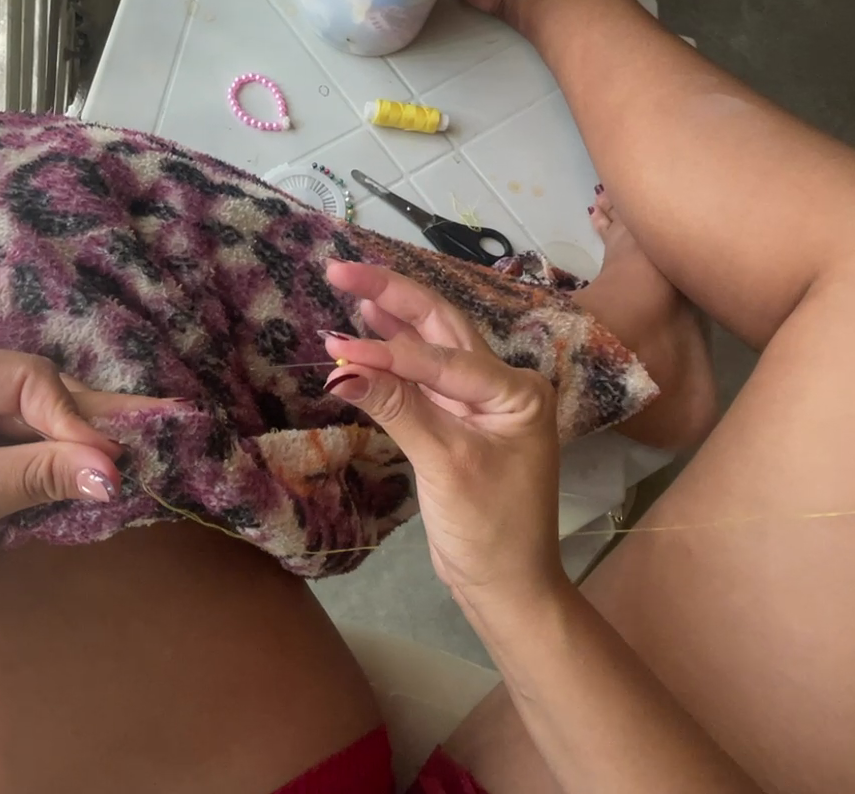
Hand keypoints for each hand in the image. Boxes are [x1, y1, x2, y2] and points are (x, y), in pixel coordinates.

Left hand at [0, 350, 156, 647]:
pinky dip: (50, 471)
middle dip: (85, 424)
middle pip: (33, 399)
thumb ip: (40, 473)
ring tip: (136, 449)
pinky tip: (90, 475)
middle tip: (155, 431)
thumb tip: (117, 470)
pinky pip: (16, 457)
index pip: (25, 379)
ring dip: (73, 449)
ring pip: (30, 430)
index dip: (72, 415)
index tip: (110, 458)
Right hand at [320, 261, 565, 604]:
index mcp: (516, 390)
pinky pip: (423, 374)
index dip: (387, 351)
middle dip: (393, 295)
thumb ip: (398, 409)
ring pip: (432, 342)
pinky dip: (394, 354)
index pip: (442, 358)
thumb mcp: (445, 466)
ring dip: (391, 316)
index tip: (337, 346)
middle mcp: (502, 382)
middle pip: (442, 325)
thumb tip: (340, 372)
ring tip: (351, 288)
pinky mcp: (458, 416)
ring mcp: (479, 398)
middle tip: (342, 269)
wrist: (506, 584)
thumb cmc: (489, 530)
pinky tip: (370, 327)